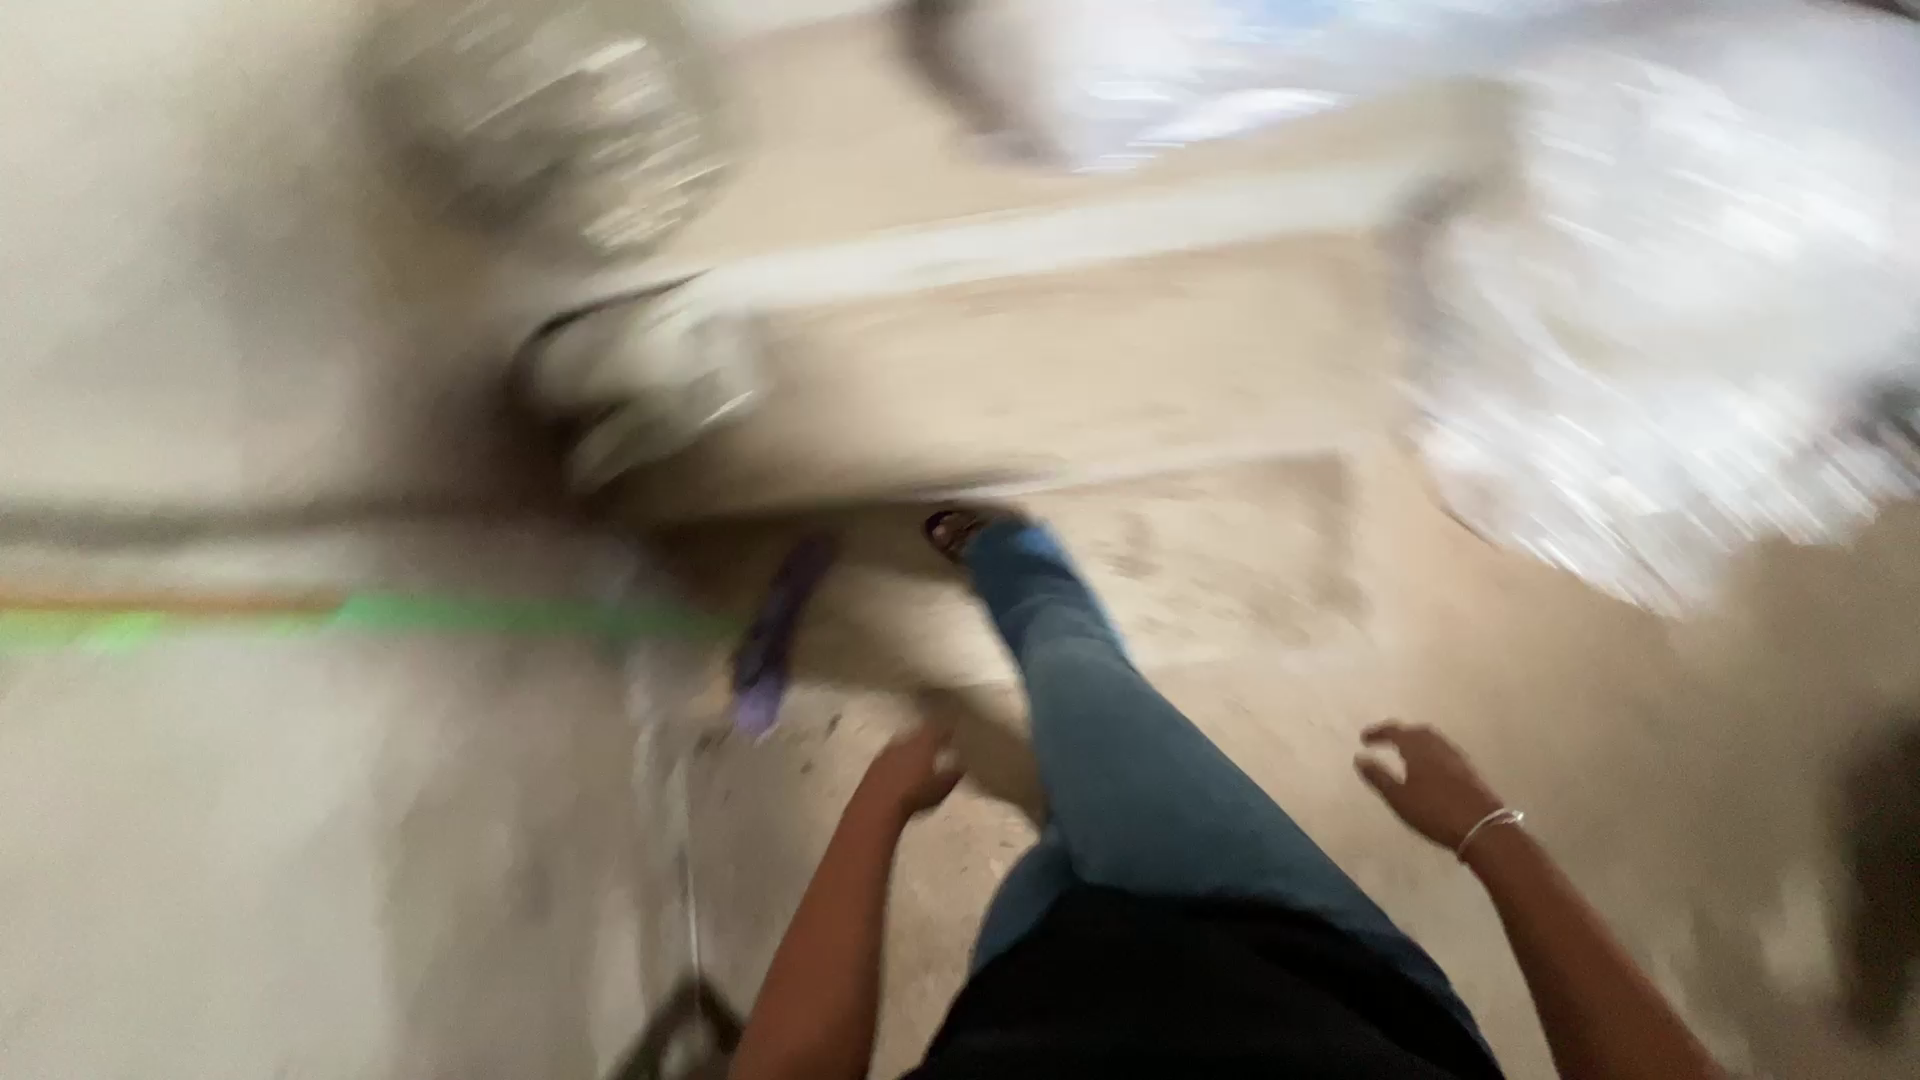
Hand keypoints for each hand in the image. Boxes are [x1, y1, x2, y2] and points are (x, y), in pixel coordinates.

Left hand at [857, 724, 963, 821]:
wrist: (878, 805)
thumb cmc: (915, 795)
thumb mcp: (942, 788)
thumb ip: (953, 774)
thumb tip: (962, 766)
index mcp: (924, 743)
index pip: (938, 729)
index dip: (947, 730)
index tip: (953, 731)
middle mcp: (905, 741)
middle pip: (919, 733)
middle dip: (928, 738)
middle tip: (936, 744)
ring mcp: (887, 751)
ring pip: (904, 744)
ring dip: (911, 749)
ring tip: (919, 759)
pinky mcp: (874, 764)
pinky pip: (891, 756)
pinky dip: (898, 760)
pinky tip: (900, 771)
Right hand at [1356, 721, 1505, 850]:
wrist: (1484, 830)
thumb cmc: (1434, 811)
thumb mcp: (1398, 797)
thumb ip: (1378, 776)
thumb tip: (1359, 758)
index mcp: (1418, 749)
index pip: (1395, 731)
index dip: (1378, 732)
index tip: (1364, 739)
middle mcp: (1439, 748)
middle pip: (1418, 731)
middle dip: (1400, 733)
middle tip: (1387, 742)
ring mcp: (1458, 759)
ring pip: (1435, 741)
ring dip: (1418, 742)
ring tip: (1407, 754)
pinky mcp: (1471, 773)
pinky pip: (1446, 753)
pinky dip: (1432, 753)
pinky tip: (1431, 769)